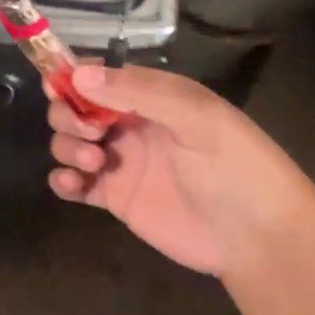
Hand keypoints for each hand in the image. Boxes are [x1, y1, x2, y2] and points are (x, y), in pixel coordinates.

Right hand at [45, 64, 314, 276]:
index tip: (55, 88)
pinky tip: (73, 185)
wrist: (259, 239)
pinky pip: (72, 182)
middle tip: (87, 133)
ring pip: (69, 143)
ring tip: (93, 164)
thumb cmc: (236, 169)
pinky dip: (62, 181)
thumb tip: (77, 75)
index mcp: (156, 100)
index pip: (103, 77)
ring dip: (67, 148)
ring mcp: (121, 162)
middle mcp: (133, 127)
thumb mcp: (197, 120)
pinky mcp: (113, 197)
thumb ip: (139, 94)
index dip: (74, 79)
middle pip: (77, 109)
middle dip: (68, 116)